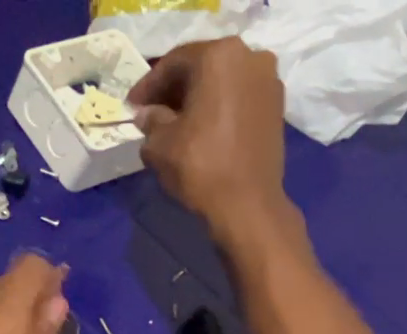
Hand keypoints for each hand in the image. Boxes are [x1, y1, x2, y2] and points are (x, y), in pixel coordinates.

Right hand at [130, 38, 294, 251]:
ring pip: (221, 81)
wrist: (246, 203)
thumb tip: (148, 115)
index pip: (174, 62)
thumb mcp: (160, 144)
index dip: (148, 85)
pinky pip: (237, 96)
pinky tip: (199, 129)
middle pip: (201, 67)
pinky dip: (216, 107)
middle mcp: (249, 57)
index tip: (131, 106)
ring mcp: (267, 80)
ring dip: (195, 98)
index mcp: (218, 57)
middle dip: (173, 89)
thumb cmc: (199, 166)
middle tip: (150, 112)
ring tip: (173, 122)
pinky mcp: (275, 105)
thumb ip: (150, 121)